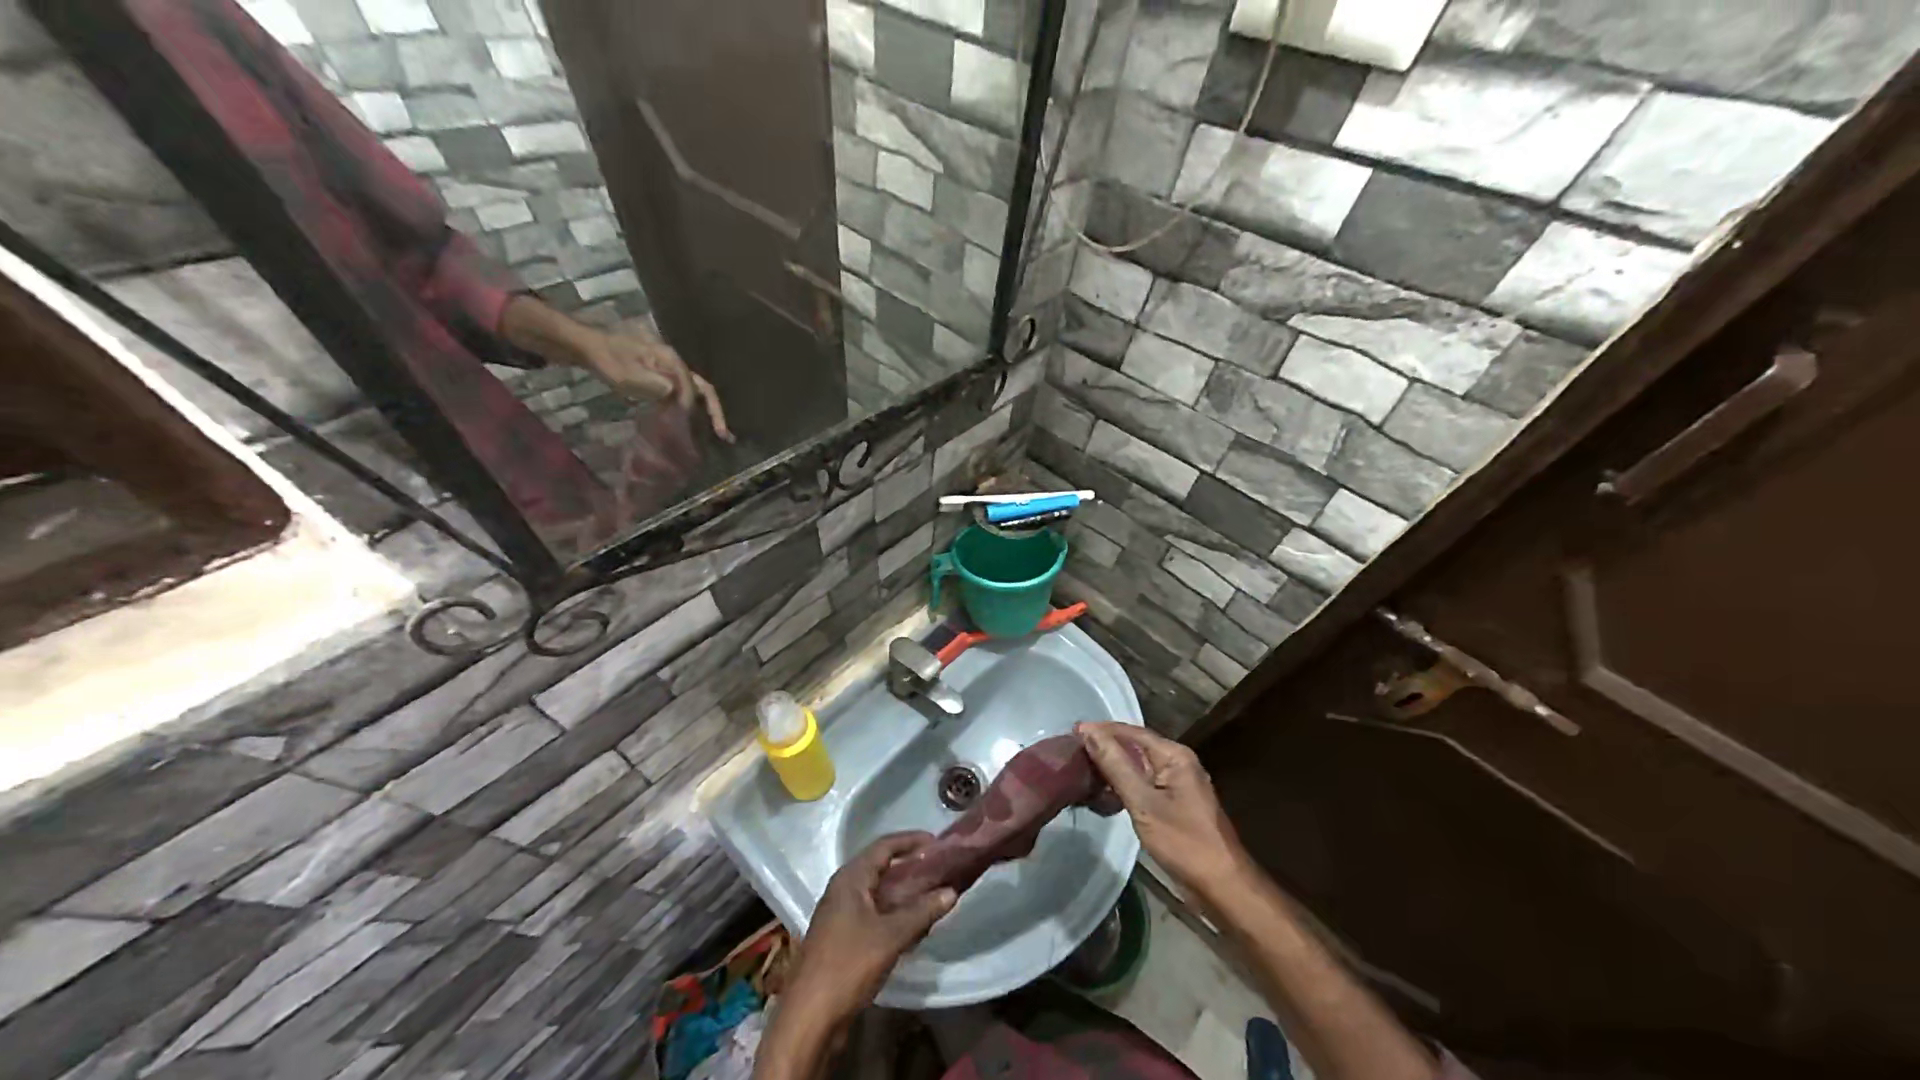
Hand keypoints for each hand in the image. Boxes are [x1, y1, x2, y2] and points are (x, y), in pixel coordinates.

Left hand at [576, 327, 732, 441]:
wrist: (590, 348)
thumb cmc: (607, 360)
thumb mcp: (626, 374)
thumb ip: (652, 383)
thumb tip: (675, 392)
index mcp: (671, 359)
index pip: (691, 386)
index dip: (691, 406)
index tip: (686, 423)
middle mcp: (676, 363)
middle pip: (703, 388)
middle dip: (715, 411)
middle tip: (725, 435)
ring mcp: (670, 370)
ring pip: (695, 392)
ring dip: (706, 412)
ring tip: (717, 432)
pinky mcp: (662, 377)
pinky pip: (682, 394)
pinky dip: (690, 409)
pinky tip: (690, 423)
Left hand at [785, 833, 955, 1027]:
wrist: (810, 1017)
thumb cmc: (849, 965)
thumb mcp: (891, 936)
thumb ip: (922, 911)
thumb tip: (951, 891)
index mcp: (850, 878)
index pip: (884, 846)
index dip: (911, 840)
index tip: (938, 841)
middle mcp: (843, 889)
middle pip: (881, 867)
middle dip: (910, 866)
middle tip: (940, 867)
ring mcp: (841, 913)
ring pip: (878, 892)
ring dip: (904, 891)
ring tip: (934, 892)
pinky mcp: (843, 936)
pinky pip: (874, 912)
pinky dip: (895, 912)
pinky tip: (914, 924)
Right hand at [1076, 722, 1250, 898]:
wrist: (1222, 886)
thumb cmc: (1184, 842)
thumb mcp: (1143, 802)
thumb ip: (1115, 764)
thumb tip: (1088, 731)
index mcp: (1174, 755)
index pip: (1130, 731)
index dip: (1100, 730)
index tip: (1069, 733)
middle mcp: (1177, 762)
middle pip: (1134, 745)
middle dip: (1104, 746)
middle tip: (1070, 752)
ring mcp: (1177, 782)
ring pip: (1137, 764)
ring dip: (1111, 765)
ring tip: (1080, 768)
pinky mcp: (1173, 801)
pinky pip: (1143, 782)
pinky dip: (1123, 783)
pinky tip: (1103, 791)